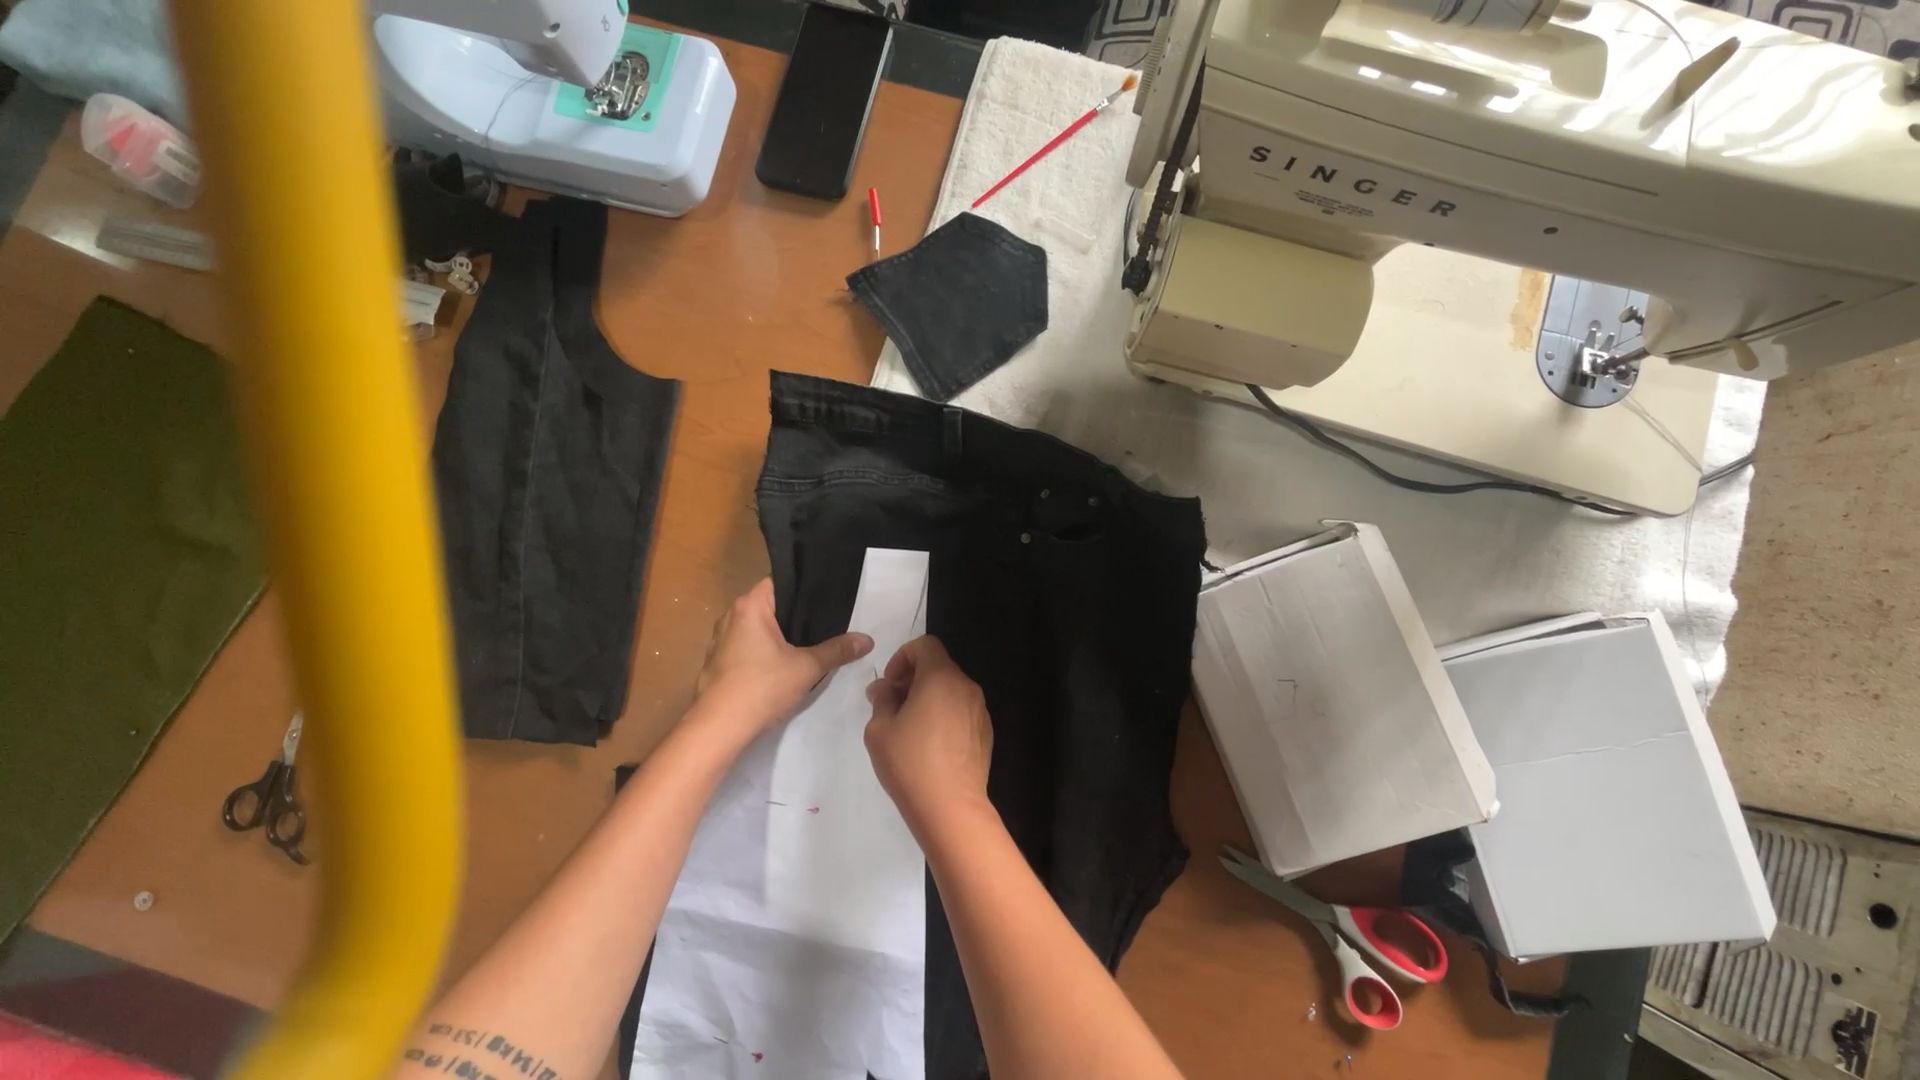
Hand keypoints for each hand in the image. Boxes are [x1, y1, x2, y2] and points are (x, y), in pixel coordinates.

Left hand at [691, 578, 872, 739]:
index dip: (803, 589)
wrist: (719, 727)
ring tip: (805, 645)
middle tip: (824, 623)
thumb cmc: (762, 687)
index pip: (779, 582)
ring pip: (755, 629)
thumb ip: (837, 651)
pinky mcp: (716, 663)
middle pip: (768, 606)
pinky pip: (744, 647)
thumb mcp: (807, 668)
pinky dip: (760, 653)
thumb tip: (868, 640)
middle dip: (793, 616)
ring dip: (776, 636)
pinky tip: (779, 668)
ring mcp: (719, 640)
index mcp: (750, 606)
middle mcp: (730, 616)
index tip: (825, 599)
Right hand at [864, 635, 993, 829]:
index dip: (903, 657)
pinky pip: (961, 712)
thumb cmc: (910, 762)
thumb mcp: (879, 729)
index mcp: (941, 678)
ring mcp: (980, 712)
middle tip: (891, 705)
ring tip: (908, 728)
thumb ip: (882, 700)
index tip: (889, 683)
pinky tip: (929, 746)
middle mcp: (966, 688)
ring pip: (951, 691)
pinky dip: (944, 716)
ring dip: (929, 699)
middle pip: (939, 668)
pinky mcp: (986, 735)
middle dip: (913, 679)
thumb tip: (885, 689)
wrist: (951, 807)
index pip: (926, 645)